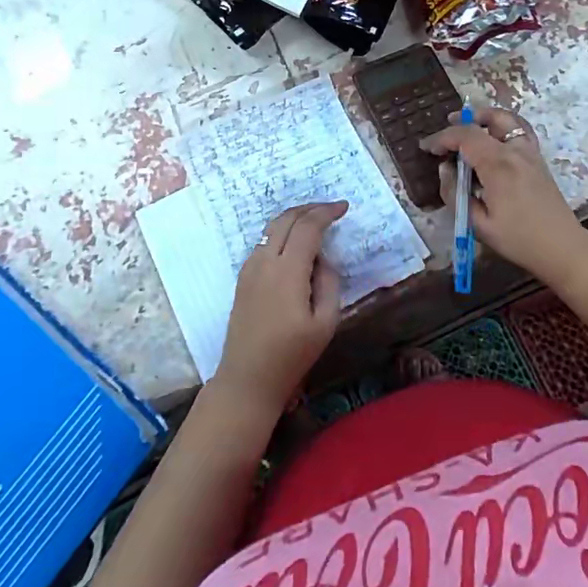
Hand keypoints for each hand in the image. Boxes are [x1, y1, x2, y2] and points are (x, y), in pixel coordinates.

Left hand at [214, 201, 349, 410]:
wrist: (247, 379)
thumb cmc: (292, 355)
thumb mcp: (325, 322)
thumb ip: (329, 283)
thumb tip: (324, 260)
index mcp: (288, 271)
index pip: (308, 227)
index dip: (327, 212)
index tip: (344, 207)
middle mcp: (265, 262)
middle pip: (286, 219)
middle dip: (310, 208)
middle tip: (331, 208)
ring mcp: (250, 269)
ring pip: (271, 229)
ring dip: (294, 218)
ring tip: (315, 222)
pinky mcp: (243, 279)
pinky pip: (263, 243)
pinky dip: (282, 233)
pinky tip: (294, 244)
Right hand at [420, 109, 586, 279]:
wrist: (561, 246)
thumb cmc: (517, 239)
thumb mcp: (478, 223)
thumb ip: (456, 193)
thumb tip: (445, 170)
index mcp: (498, 164)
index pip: (464, 136)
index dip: (442, 138)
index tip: (426, 148)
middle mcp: (515, 150)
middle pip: (488, 120)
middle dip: (463, 122)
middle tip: (446, 130)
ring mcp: (530, 152)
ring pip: (508, 119)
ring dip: (486, 118)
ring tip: (469, 126)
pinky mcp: (538, 159)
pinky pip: (520, 130)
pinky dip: (503, 126)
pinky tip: (493, 140)